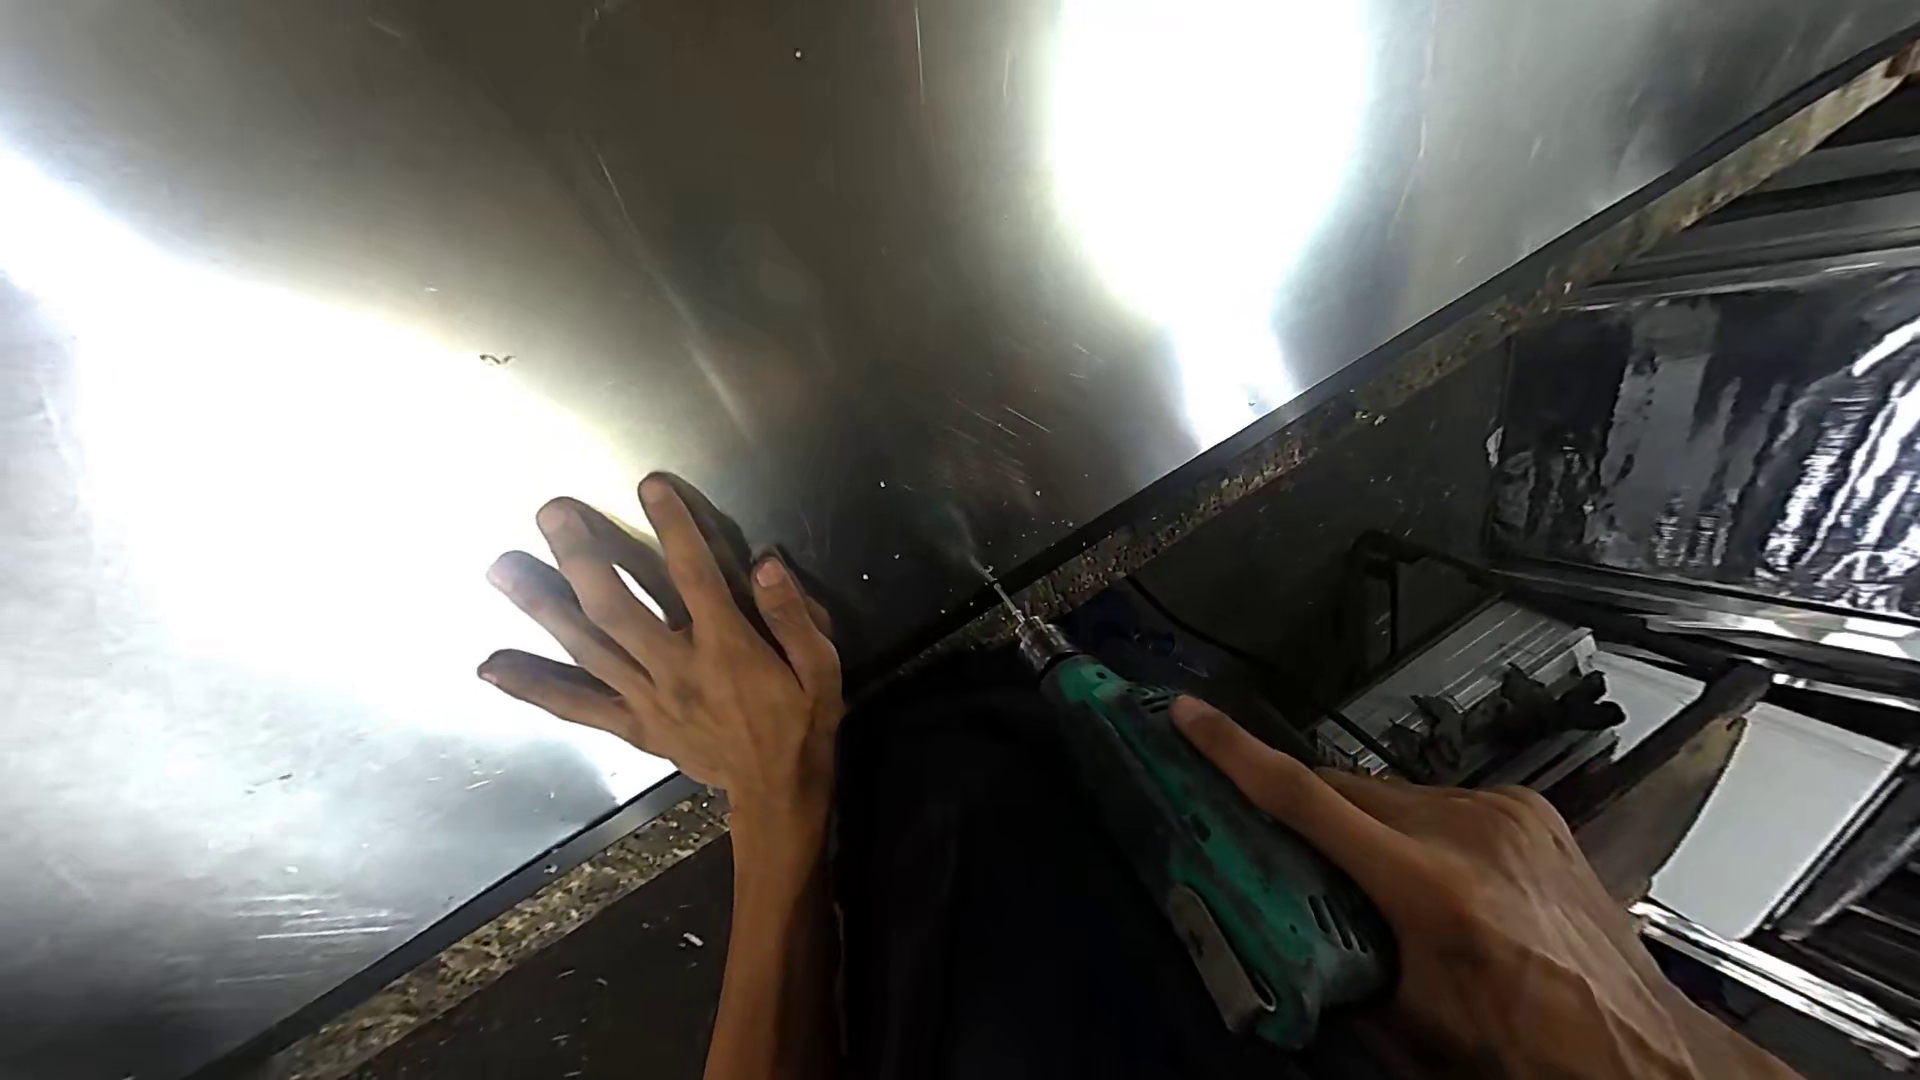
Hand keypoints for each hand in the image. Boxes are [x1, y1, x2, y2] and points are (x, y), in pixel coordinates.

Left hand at [478, 474, 842, 820]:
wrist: (778, 789)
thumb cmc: (802, 720)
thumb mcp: (820, 665)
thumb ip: (792, 615)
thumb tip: (765, 562)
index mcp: (726, 648)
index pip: (693, 575)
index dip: (673, 527)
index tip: (650, 486)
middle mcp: (677, 668)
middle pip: (618, 607)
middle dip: (583, 556)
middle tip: (552, 513)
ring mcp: (648, 699)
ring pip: (588, 648)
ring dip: (544, 605)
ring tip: (502, 566)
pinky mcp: (635, 727)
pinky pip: (578, 707)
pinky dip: (534, 687)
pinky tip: (491, 667)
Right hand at [1171, 697, 1795, 1078]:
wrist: (1659, 1062)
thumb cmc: (1527, 1055)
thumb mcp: (1410, 1026)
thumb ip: (1329, 964)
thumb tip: (1262, 927)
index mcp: (1430, 890)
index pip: (1302, 797)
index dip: (1234, 750)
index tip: (1187, 713)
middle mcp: (1464, 830)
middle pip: (1336, 787)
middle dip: (1301, 806)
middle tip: (1280, 840)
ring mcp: (1500, 808)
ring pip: (1378, 788)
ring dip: (1354, 816)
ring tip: (1364, 866)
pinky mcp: (1522, 802)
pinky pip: (1425, 794)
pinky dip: (1403, 818)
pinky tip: (1424, 861)